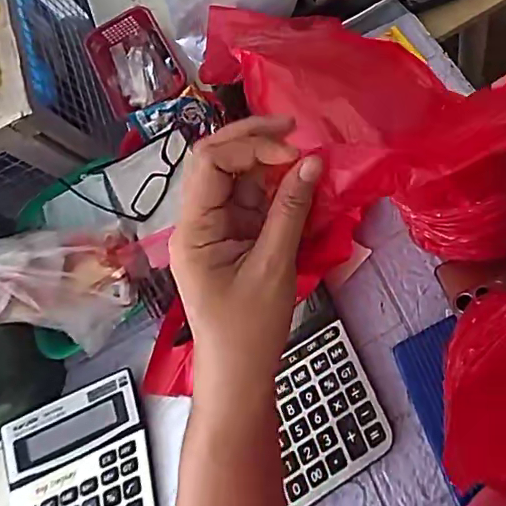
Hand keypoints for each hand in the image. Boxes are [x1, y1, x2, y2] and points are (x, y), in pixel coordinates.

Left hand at [170, 116, 322, 398]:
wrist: (239, 377)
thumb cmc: (248, 332)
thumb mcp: (273, 268)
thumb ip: (290, 211)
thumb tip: (312, 163)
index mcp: (193, 229)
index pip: (210, 163)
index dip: (250, 146)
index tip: (292, 153)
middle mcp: (199, 220)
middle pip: (218, 160)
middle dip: (254, 138)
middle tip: (294, 128)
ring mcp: (218, 226)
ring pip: (238, 176)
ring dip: (270, 161)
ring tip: (304, 155)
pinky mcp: (236, 235)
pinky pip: (254, 198)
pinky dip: (278, 186)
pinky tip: (300, 180)